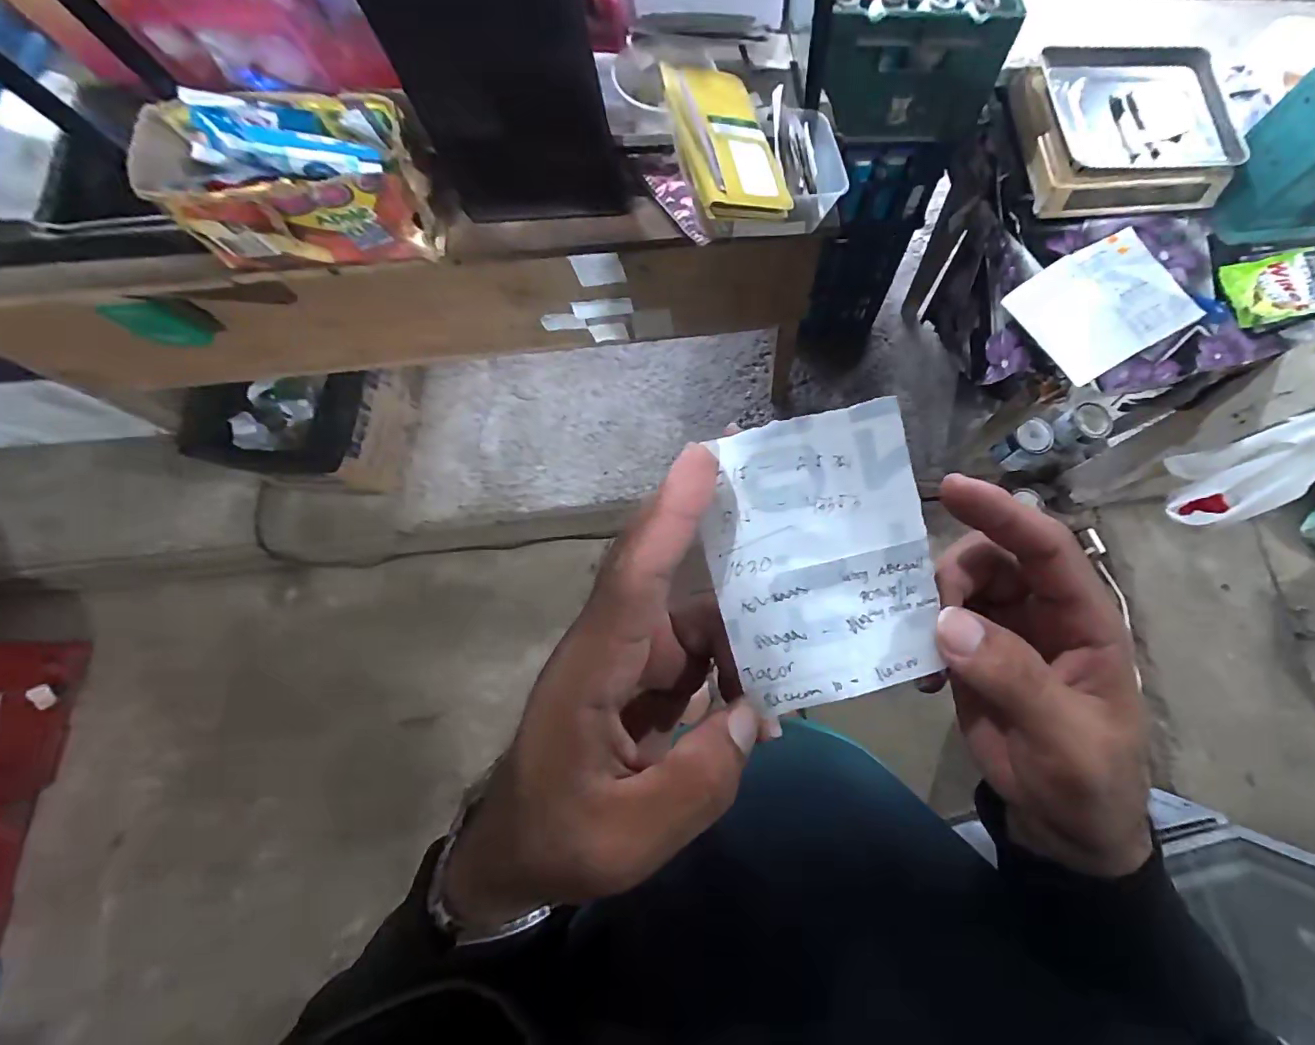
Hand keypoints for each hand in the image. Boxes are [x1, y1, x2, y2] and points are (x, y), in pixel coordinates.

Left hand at [442, 444, 763, 929]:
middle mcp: (613, 648)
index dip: (669, 516)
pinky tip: (767, 701)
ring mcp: (631, 662)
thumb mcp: (630, 838)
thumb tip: (753, 715)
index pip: (634, 578)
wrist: (514, 858)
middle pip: (675, 581)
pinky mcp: (646, 679)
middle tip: (775, 488)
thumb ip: (700, 779)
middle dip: (714, 523)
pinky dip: (737, 670)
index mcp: (592, 672)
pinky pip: (703, 656)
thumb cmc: (557, 842)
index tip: (703, 456)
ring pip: (701, 623)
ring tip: (801, 647)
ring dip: (747, 635)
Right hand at [932, 474, 1152, 877]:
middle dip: (955, 573)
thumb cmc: (1088, 781)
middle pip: (992, 558)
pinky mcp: (974, 656)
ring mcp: (1005, 633)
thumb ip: (1014, 678)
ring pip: (960, 587)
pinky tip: (923, 675)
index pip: (1046, 547)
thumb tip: (949, 622)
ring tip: (927, 654)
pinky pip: (939, 624)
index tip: (952, 488)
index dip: (1003, 513)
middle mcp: (1043, 613)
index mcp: (1084, 618)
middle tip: (931, 618)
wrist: (1065, 828)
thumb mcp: (1065, 738)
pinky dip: (922, 637)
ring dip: (933, 605)